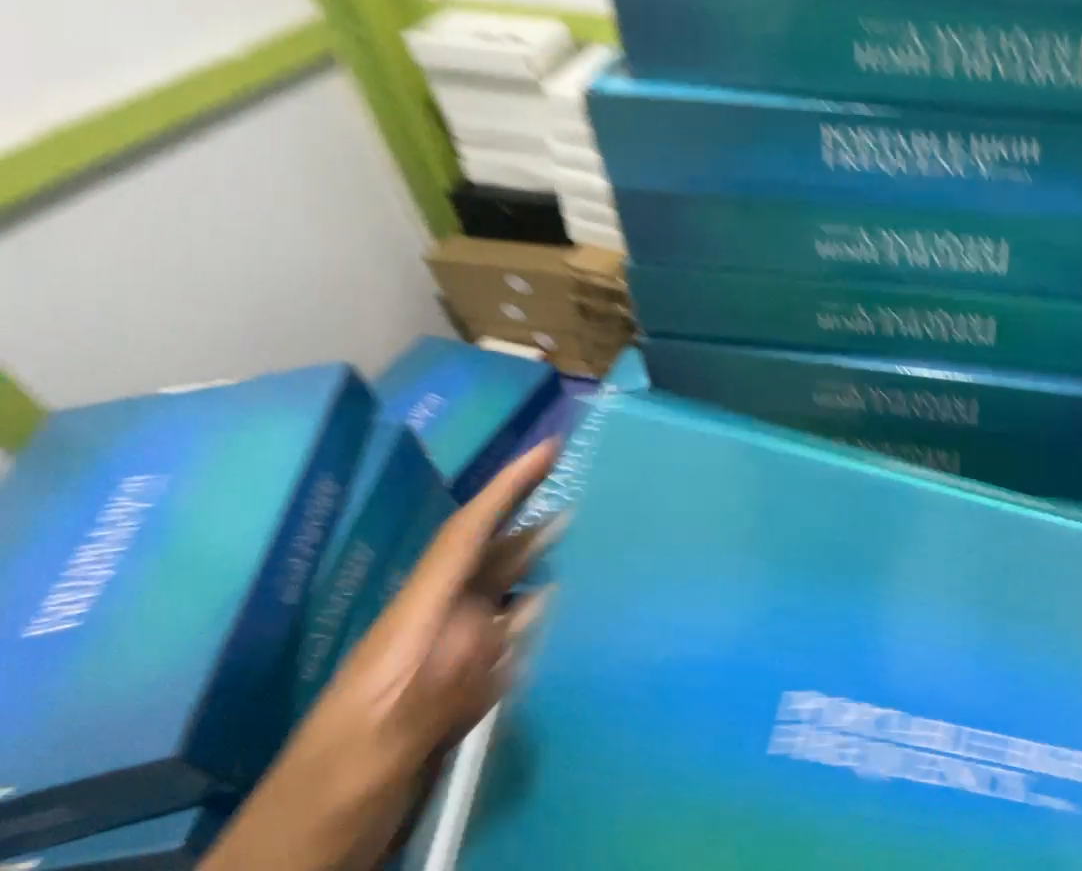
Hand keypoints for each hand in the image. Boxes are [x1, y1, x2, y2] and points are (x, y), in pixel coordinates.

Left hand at [201, 440, 562, 870]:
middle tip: (597, 492)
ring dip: (540, 566)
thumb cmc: (324, 805)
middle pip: (484, 562)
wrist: (288, 863)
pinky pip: (501, 642)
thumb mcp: (377, 752)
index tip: (549, 449)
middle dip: (533, 519)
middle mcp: (425, 636)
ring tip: (593, 543)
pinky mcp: (447, 699)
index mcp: (406, 634)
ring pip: (496, 599)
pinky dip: (536, 619)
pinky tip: (564, 619)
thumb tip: (500, 619)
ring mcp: (435, 669)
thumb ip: (437, 688)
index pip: (460, 543)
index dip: (504, 491)